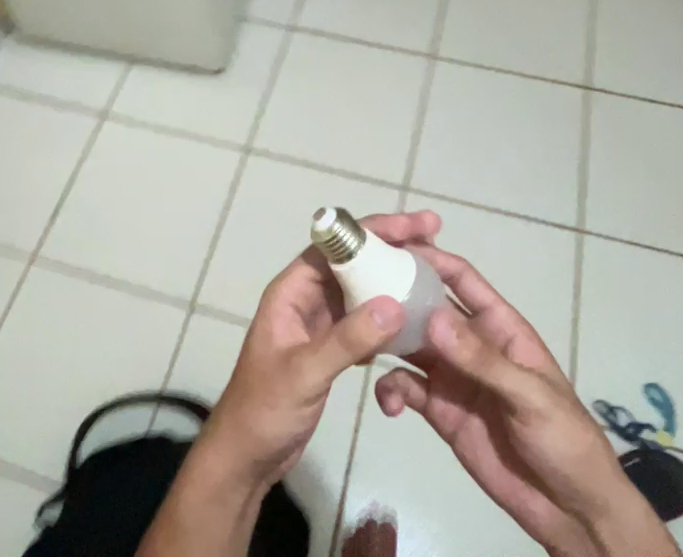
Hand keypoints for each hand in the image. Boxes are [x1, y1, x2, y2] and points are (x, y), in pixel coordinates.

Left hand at [195, 211, 442, 485]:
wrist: (247, 456)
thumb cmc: (264, 408)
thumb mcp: (306, 372)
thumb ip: (348, 340)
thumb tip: (396, 304)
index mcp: (291, 291)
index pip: (335, 246)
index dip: (374, 230)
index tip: (416, 225)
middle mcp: (306, 299)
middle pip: (352, 261)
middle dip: (392, 247)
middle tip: (435, 236)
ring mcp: (319, 324)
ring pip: (361, 289)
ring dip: (393, 279)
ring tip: (433, 271)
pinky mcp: (330, 349)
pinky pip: (363, 320)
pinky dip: (388, 315)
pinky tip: (416, 318)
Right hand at [375, 246, 677, 556]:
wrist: (568, 507)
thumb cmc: (564, 437)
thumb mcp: (529, 395)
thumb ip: (481, 359)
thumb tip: (432, 318)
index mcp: (498, 327)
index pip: (461, 279)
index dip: (431, 259)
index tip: (392, 246)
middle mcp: (469, 343)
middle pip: (425, 308)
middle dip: (395, 297)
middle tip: (356, 293)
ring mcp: (451, 376)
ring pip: (408, 345)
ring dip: (386, 342)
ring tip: (364, 348)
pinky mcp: (439, 409)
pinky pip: (405, 388)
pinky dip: (390, 390)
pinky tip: (389, 405)